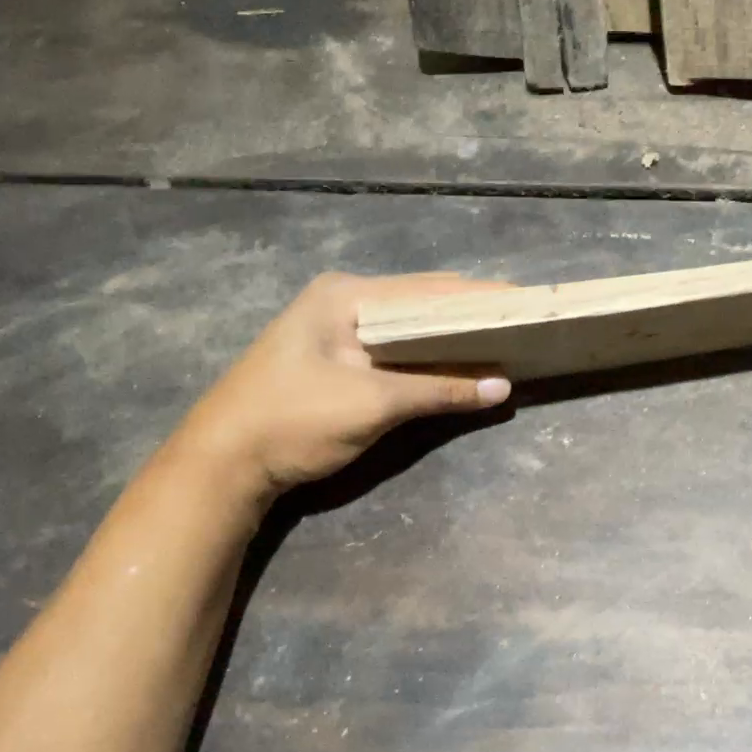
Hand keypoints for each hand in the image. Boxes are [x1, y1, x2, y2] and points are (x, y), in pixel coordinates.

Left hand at [171, 272, 512, 497]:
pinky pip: (401, 350)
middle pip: (425, 303)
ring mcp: (341, 331)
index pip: (432, 289)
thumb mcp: (374, 404)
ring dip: (455, 338)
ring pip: (414, 328)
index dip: (483, 297)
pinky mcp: (341, 360)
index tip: (529, 303)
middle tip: (524, 325)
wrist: (222, 463)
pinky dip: (433, 357)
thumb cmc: (294, 420)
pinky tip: (462, 367)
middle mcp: (346, 302)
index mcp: (348, 296)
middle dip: (473, 316)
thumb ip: (441, 390)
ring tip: (505, 343)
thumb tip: (503, 387)